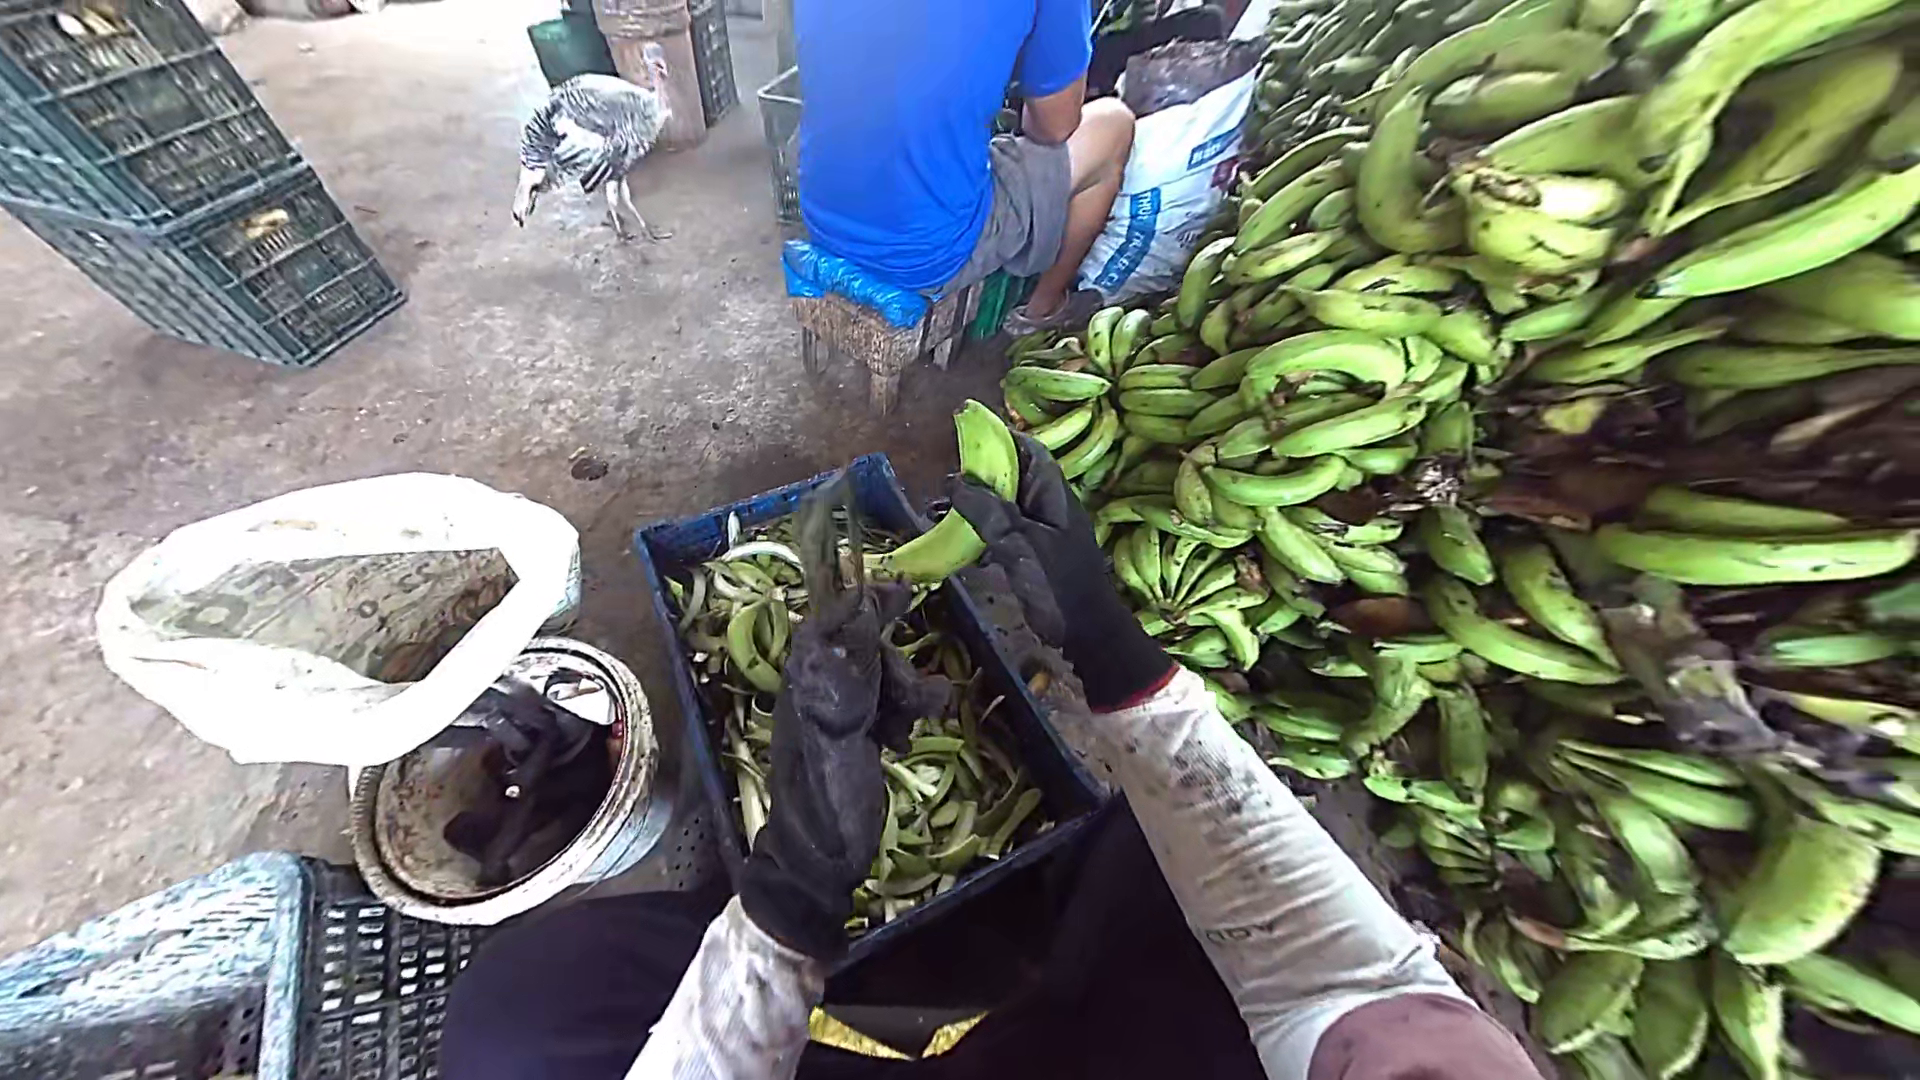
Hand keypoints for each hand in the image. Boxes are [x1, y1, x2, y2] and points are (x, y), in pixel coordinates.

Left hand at [739, 585, 913, 959]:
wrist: (823, 854)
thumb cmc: (825, 786)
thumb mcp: (840, 717)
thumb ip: (852, 657)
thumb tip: (864, 596)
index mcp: (807, 673)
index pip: (839, 618)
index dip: (871, 602)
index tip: (907, 591)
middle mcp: (822, 681)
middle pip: (873, 646)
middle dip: (898, 670)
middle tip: (914, 696)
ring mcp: (843, 705)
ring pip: (889, 674)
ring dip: (908, 696)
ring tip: (907, 728)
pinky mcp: (861, 726)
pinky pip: (893, 700)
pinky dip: (904, 714)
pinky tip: (900, 739)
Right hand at [948, 433, 1172, 710]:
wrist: (1084, 631)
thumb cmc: (1058, 582)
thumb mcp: (1021, 542)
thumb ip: (988, 510)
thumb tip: (954, 481)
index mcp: (1052, 494)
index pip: (1030, 452)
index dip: (1003, 438)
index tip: (970, 434)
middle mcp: (1045, 507)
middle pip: (1011, 478)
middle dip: (978, 476)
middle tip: (946, 480)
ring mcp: (1038, 532)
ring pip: (1001, 508)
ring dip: (972, 508)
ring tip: (938, 512)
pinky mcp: (1029, 556)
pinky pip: (999, 535)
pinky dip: (977, 535)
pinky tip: (956, 544)